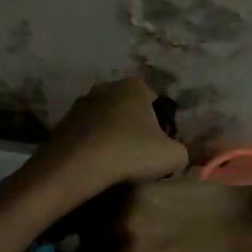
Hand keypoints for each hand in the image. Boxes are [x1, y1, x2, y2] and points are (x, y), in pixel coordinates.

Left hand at [35, 77, 188, 195]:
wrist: (75, 166)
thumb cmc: (130, 152)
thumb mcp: (173, 155)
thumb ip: (190, 150)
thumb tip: (192, 152)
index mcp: (133, 86)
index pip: (156, 101)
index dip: (161, 125)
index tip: (159, 146)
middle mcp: (104, 87)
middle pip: (127, 109)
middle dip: (134, 128)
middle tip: (138, 155)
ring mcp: (78, 104)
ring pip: (103, 120)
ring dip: (109, 136)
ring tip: (114, 162)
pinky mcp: (59, 123)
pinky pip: (83, 134)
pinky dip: (89, 145)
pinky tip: (93, 163)